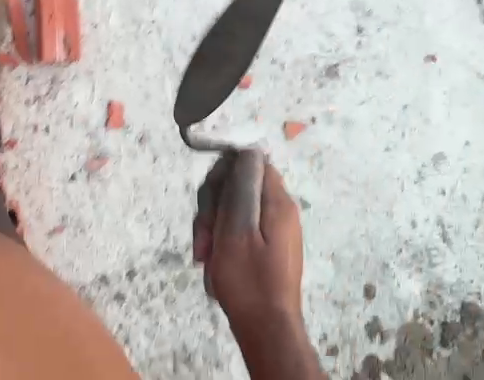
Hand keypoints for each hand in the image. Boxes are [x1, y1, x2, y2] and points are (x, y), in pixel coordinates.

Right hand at [193, 149, 305, 335]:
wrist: (267, 333)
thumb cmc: (249, 281)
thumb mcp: (237, 228)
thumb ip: (241, 186)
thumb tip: (247, 150)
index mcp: (277, 202)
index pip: (251, 162)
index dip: (225, 171)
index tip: (210, 196)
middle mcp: (280, 212)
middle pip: (238, 187)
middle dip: (213, 208)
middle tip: (204, 238)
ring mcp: (274, 232)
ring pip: (234, 210)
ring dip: (213, 229)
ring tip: (205, 257)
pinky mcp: (267, 249)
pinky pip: (240, 232)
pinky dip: (223, 243)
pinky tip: (214, 265)